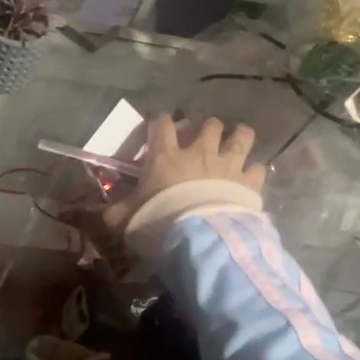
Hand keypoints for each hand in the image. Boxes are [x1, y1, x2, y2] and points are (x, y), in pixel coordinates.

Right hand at [101, 116, 265, 232]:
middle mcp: (200, 152)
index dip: (160, 121)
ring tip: (235, 142)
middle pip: (209, 124)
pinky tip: (250, 177)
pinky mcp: (250, 182)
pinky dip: (254, 171)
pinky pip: (258, 168)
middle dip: (206, 128)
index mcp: (166, 156)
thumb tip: (100, 211)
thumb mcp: (124, 219)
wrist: (199, 237)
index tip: (159, 125)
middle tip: (201, 139)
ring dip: (238, 136)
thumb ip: (114, 211)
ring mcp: (228, 164)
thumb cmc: (157, 222)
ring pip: (241, 136)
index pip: (162, 125)